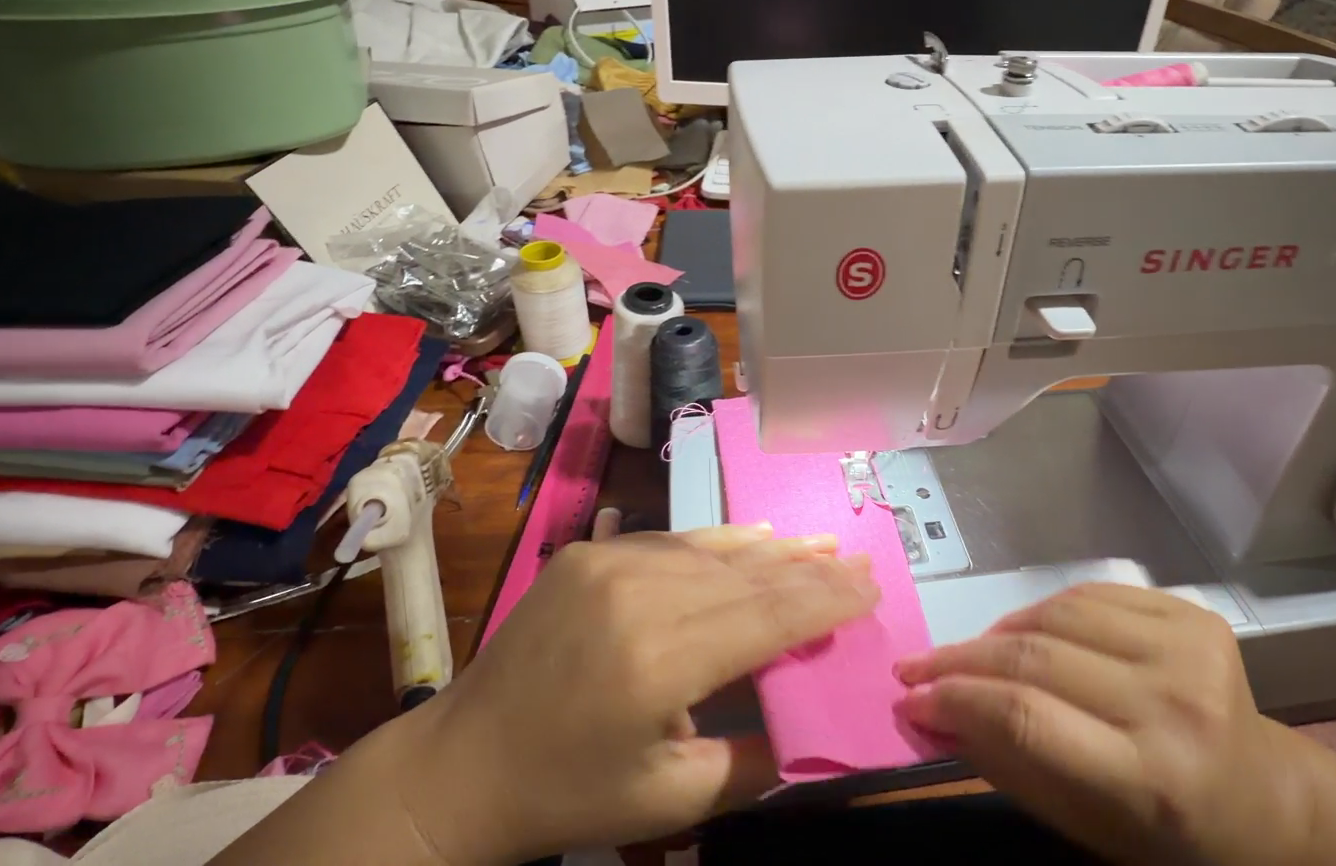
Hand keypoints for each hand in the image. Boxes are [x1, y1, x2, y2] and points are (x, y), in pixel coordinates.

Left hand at [392, 525, 879, 864]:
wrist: (463, 761)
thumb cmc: (570, 791)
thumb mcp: (672, 799)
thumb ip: (753, 759)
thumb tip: (812, 721)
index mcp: (660, 662)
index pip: (768, 618)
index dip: (826, 604)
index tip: (871, 591)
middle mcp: (638, 596)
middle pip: (748, 577)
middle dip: (811, 573)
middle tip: (862, 564)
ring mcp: (608, 563)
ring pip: (714, 550)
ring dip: (774, 551)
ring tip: (823, 546)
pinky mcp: (588, 552)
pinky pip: (673, 542)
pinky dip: (721, 542)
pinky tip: (758, 538)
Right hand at [893, 584, 1314, 865]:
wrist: (1264, 799)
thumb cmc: (1165, 832)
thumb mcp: (1081, 822)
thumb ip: (1003, 760)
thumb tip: (927, 708)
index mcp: (1151, 778)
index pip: (1027, 716)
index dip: (956, 699)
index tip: (910, 697)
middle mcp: (1174, 704)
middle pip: (1036, 657)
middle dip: (962, 660)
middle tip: (917, 669)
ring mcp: (1189, 650)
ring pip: (1057, 614)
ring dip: (999, 631)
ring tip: (972, 654)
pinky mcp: (1193, 615)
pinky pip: (1090, 594)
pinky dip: (1045, 610)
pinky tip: (1026, 632)